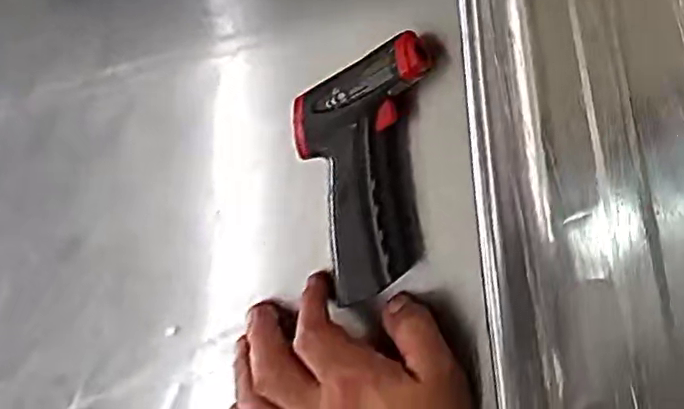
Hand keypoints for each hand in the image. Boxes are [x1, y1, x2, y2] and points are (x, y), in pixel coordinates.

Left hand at [235, 272, 469, 408]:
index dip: (310, 303)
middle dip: (262, 335)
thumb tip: (397, 305)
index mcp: (350, 382)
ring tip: (244, 351)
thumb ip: (417, 330)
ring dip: (243, 373)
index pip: (314, 334)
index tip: (315, 287)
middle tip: (262, 313)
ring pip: (252, 406)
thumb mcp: (439, 370)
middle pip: (269, 370)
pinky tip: (245, 406)